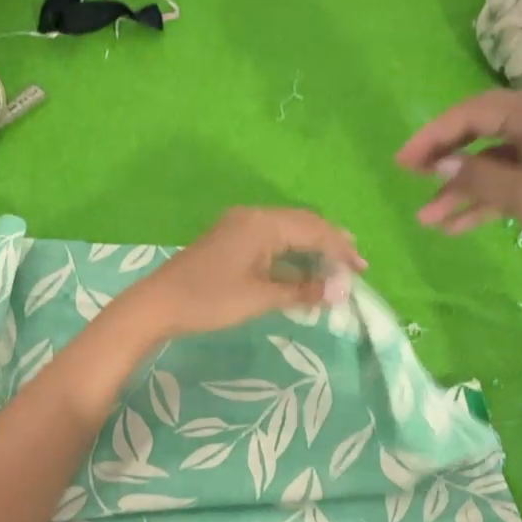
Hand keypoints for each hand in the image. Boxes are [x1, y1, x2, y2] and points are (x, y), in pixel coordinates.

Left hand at [124, 207, 366, 337]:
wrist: (159, 304)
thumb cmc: (211, 300)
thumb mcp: (260, 298)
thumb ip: (300, 291)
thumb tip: (336, 291)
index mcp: (263, 224)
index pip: (314, 230)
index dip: (340, 250)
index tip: (361, 269)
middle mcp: (253, 217)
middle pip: (303, 224)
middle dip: (330, 243)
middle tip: (354, 264)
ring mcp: (239, 226)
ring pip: (287, 231)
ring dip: (311, 248)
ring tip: (334, 266)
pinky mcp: (230, 240)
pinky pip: (271, 239)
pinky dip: (291, 253)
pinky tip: (301, 269)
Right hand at [396, 90, 521, 283]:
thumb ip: (481, 177)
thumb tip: (440, 164)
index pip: (478, 111)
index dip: (436, 133)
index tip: (403, 161)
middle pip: (485, 134)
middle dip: (447, 162)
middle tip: (410, 181)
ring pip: (498, 164)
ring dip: (463, 190)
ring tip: (428, 220)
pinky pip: (515, 183)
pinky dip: (488, 202)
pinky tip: (458, 227)